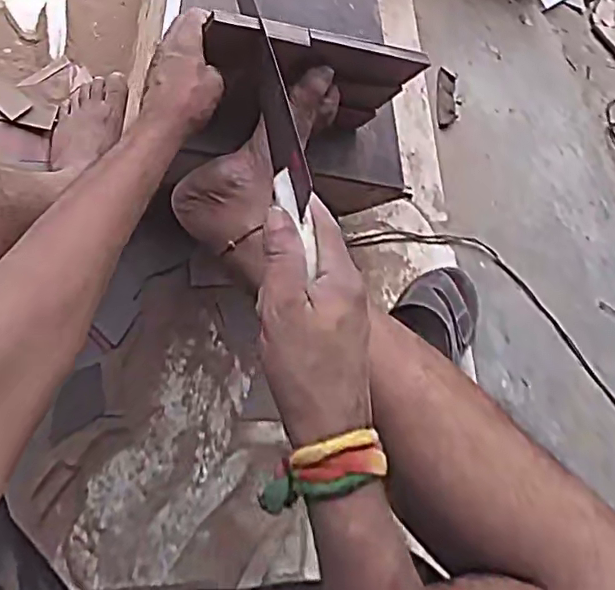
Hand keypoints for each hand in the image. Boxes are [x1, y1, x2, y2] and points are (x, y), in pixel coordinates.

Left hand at [140, 8, 223, 134]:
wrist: (162, 126)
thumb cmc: (185, 103)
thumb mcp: (217, 82)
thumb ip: (216, 69)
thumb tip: (213, 70)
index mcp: (183, 41)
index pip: (194, 15)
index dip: (207, 17)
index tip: (215, 21)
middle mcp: (165, 48)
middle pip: (179, 27)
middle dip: (195, 30)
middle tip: (209, 37)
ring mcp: (155, 63)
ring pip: (171, 46)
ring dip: (184, 49)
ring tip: (200, 59)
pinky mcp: (151, 80)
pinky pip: (166, 65)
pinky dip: (176, 67)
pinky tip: (186, 79)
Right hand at [257, 198, 370, 445]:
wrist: (330, 431)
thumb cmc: (304, 371)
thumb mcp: (282, 306)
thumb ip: (282, 256)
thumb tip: (279, 215)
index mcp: (341, 276)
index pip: (322, 220)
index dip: (298, 199)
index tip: (276, 183)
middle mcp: (352, 287)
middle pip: (320, 241)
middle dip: (292, 230)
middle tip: (262, 228)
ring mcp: (349, 309)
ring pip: (316, 266)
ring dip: (292, 257)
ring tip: (266, 267)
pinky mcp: (341, 327)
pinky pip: (316, 288)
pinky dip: (296, 281)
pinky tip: (278, 299)